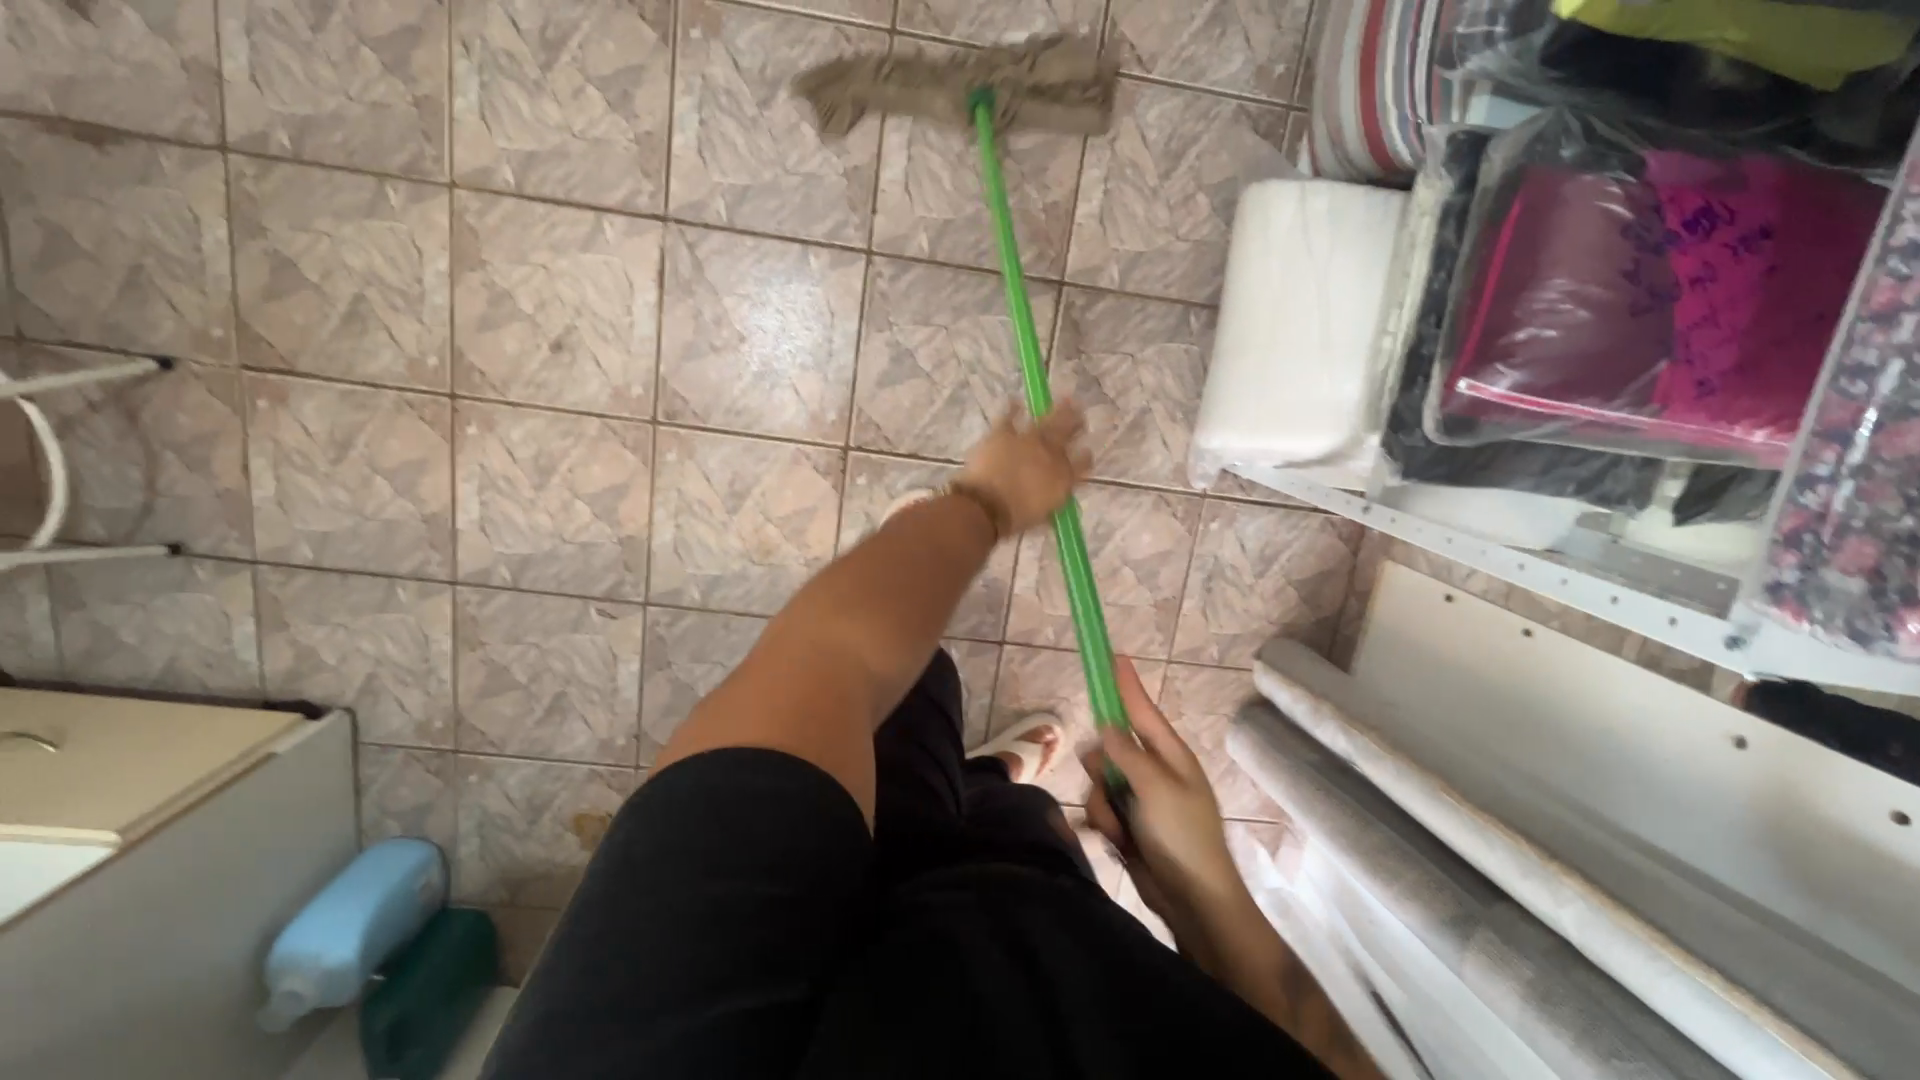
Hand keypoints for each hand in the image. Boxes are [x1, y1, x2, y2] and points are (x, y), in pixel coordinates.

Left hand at [955, 401, 1090, 536]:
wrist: (986, 507)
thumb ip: (1052, 501)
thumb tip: (1055, 499)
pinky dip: (1013, 408)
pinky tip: (1015, 401)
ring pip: (1048, 418)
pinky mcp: (1004, 433)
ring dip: (1059, 408)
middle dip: (1077, 422)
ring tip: (1066, 399)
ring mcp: (1028, 440)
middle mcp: (1051, 454)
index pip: (1084, 463)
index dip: (1086, 457)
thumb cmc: (1015, 519)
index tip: (1087, 452)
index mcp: (1064, 477)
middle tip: (1081, 413)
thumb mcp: (1042, 516)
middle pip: (1069, 433)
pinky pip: (1010, 415)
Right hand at [1082, 658, 1242, 927]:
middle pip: (1109, 749)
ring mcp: (1141, 800)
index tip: (1114, 656)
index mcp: (1171, 756)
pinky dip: (1104, 825)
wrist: (1192, 899)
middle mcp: (1154, 772)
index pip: (1142, 712)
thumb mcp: (1156, 788)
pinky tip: (1116, 842)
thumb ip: (1127, 755)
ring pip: (1099, 782)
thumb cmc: (1182, 836)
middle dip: (1101, 770)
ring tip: (1119, 830)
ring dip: (1102, 805)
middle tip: (1109, 787)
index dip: (1126, 686)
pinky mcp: (1130, 825)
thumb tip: (1107, 728)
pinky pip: (1101, 810)